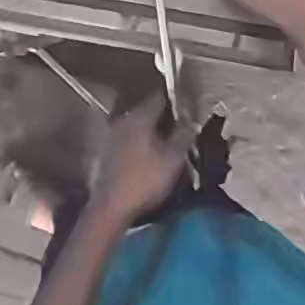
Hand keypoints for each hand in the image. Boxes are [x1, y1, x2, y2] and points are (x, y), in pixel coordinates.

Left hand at [89, 96, 189, 224]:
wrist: (111, 207)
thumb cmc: (144, 181)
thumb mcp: (172, 159)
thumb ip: (183, 136)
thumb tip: (193, 121)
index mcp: (139, 116)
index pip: (160, 97)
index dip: (176, 98)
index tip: (190, 100)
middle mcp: (125, 119)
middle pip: (149, 109)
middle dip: (167, 113)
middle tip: (184, 120)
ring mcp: (115, 133)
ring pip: (141, 123)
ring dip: (155, 127)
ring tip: (172, 136)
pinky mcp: (111, 149)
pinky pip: (133, 135)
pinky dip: (145, 137)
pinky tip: (154, 149)